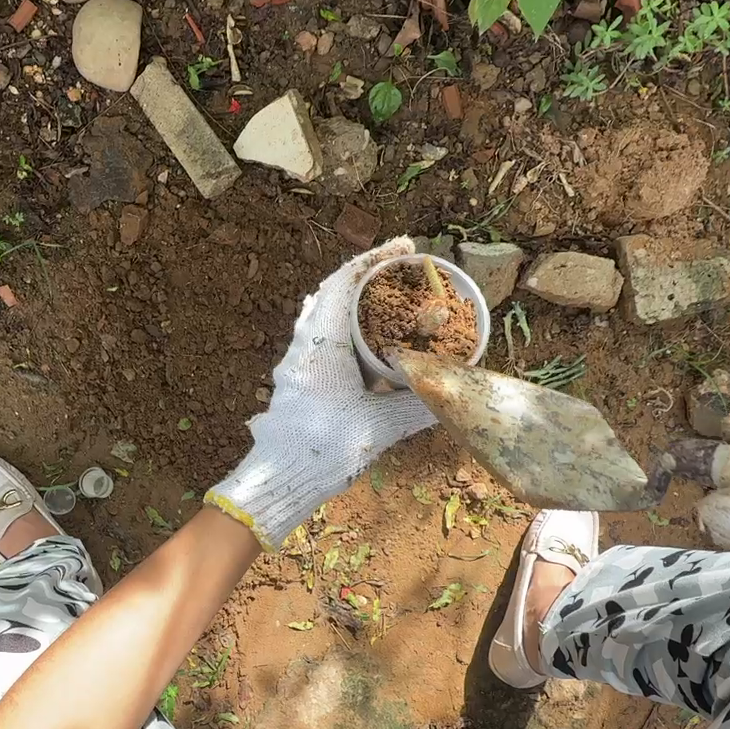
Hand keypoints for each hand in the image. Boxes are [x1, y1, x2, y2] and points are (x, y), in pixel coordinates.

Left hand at [207, 239, 438, 548]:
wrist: (280, 480)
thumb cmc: (326, 447)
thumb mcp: (381, 426)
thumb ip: (417, 407)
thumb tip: (450, 393)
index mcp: (322, 343)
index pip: (344, 282)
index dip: (374, 258)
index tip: (405, 248)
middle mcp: (303, 345)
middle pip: (330, 293)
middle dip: (365, 278)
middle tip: (400, 275)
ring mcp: (295, 362)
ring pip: (321, 316)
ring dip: (352, 304)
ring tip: (387, 306)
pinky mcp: (295, 381)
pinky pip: (319, 340)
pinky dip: (345, 331)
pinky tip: (366, 347)